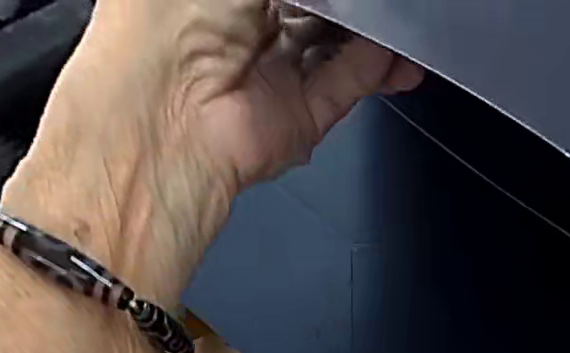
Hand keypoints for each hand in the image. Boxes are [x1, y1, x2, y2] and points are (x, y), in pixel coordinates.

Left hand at [4, 0, 419, 298]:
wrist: (165, 123)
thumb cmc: (163, 25)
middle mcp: (246, 31)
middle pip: (316, 5)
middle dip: (351, 1)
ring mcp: (275, 79)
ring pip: (337, 45)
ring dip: (372, 28)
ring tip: (406, 16)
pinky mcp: (298, 119)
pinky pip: (343, 83)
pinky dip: (371, 66)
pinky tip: (396, 49)